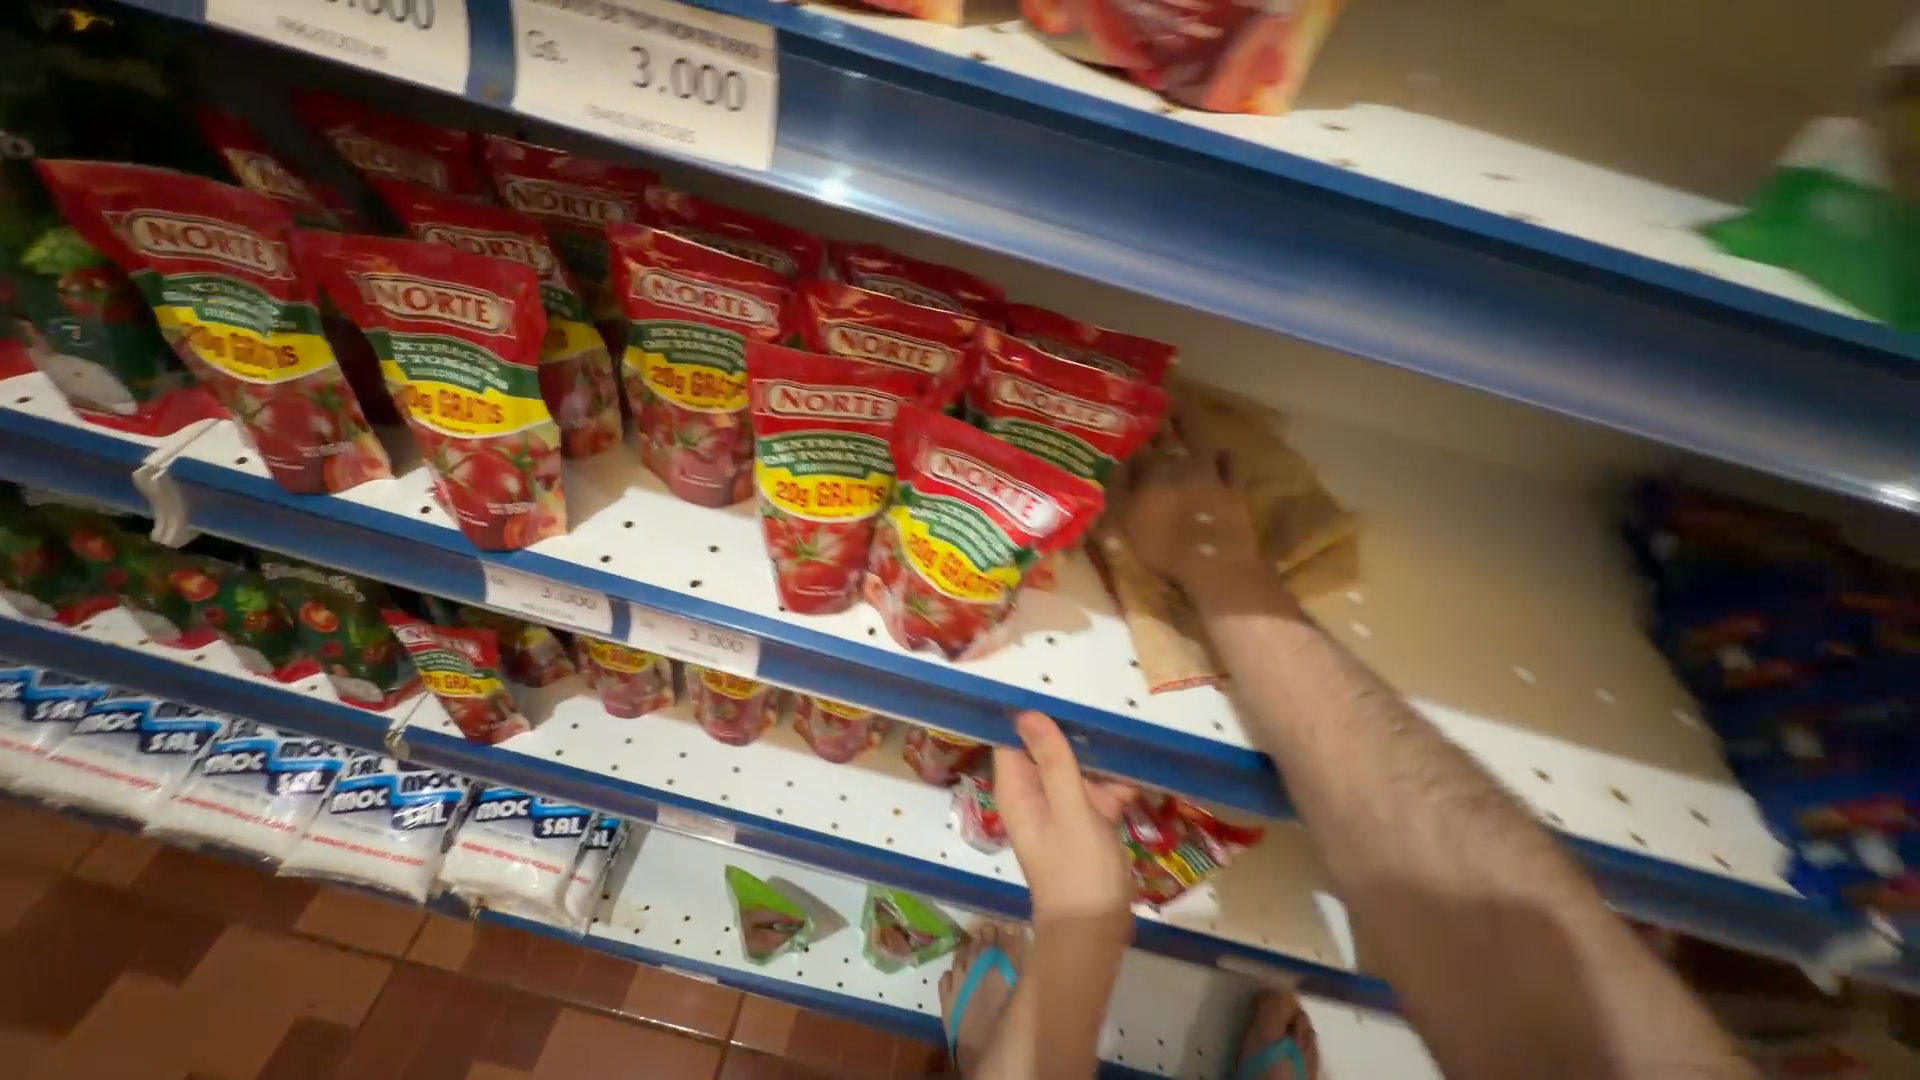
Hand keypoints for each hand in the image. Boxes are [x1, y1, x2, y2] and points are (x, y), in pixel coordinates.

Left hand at [995, 711, 1137, 920]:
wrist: (1097, 933)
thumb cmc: (1078, 871)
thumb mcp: (1070, 810)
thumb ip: (1054, 762)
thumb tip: (1027, 713)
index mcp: (1017, 790)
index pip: (1013, 738)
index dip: (1030, 714)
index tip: (1055, 685)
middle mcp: (1034, 794)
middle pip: (1047, 748)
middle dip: (1072, 730)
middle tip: (1100, 700)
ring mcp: (1061, 807)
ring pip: (1076, 766)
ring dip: (1100, 755)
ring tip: (1125, 730)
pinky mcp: (1086, 820)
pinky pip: (1098, 788)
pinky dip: (1116, 782)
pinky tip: (1140, 769)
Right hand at [1117, 426, 1262, 595]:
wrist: (1212, 564)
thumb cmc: (1162, 545)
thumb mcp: (1125, 520)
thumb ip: (1118, 489)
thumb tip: (1116, 463)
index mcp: (1153, 471)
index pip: (1139, 448)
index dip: (1132, 436)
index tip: (1126, 426)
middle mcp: (1182, 464)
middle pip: (1170, 439)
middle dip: (1161, 425)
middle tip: (1158, 409)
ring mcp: (1212, 474)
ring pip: (1202, 443)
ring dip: (1192, 428)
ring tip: (1186, 416)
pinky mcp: (1235, 489)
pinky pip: (1230, 464)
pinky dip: (1223, 457)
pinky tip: (1221, 454)